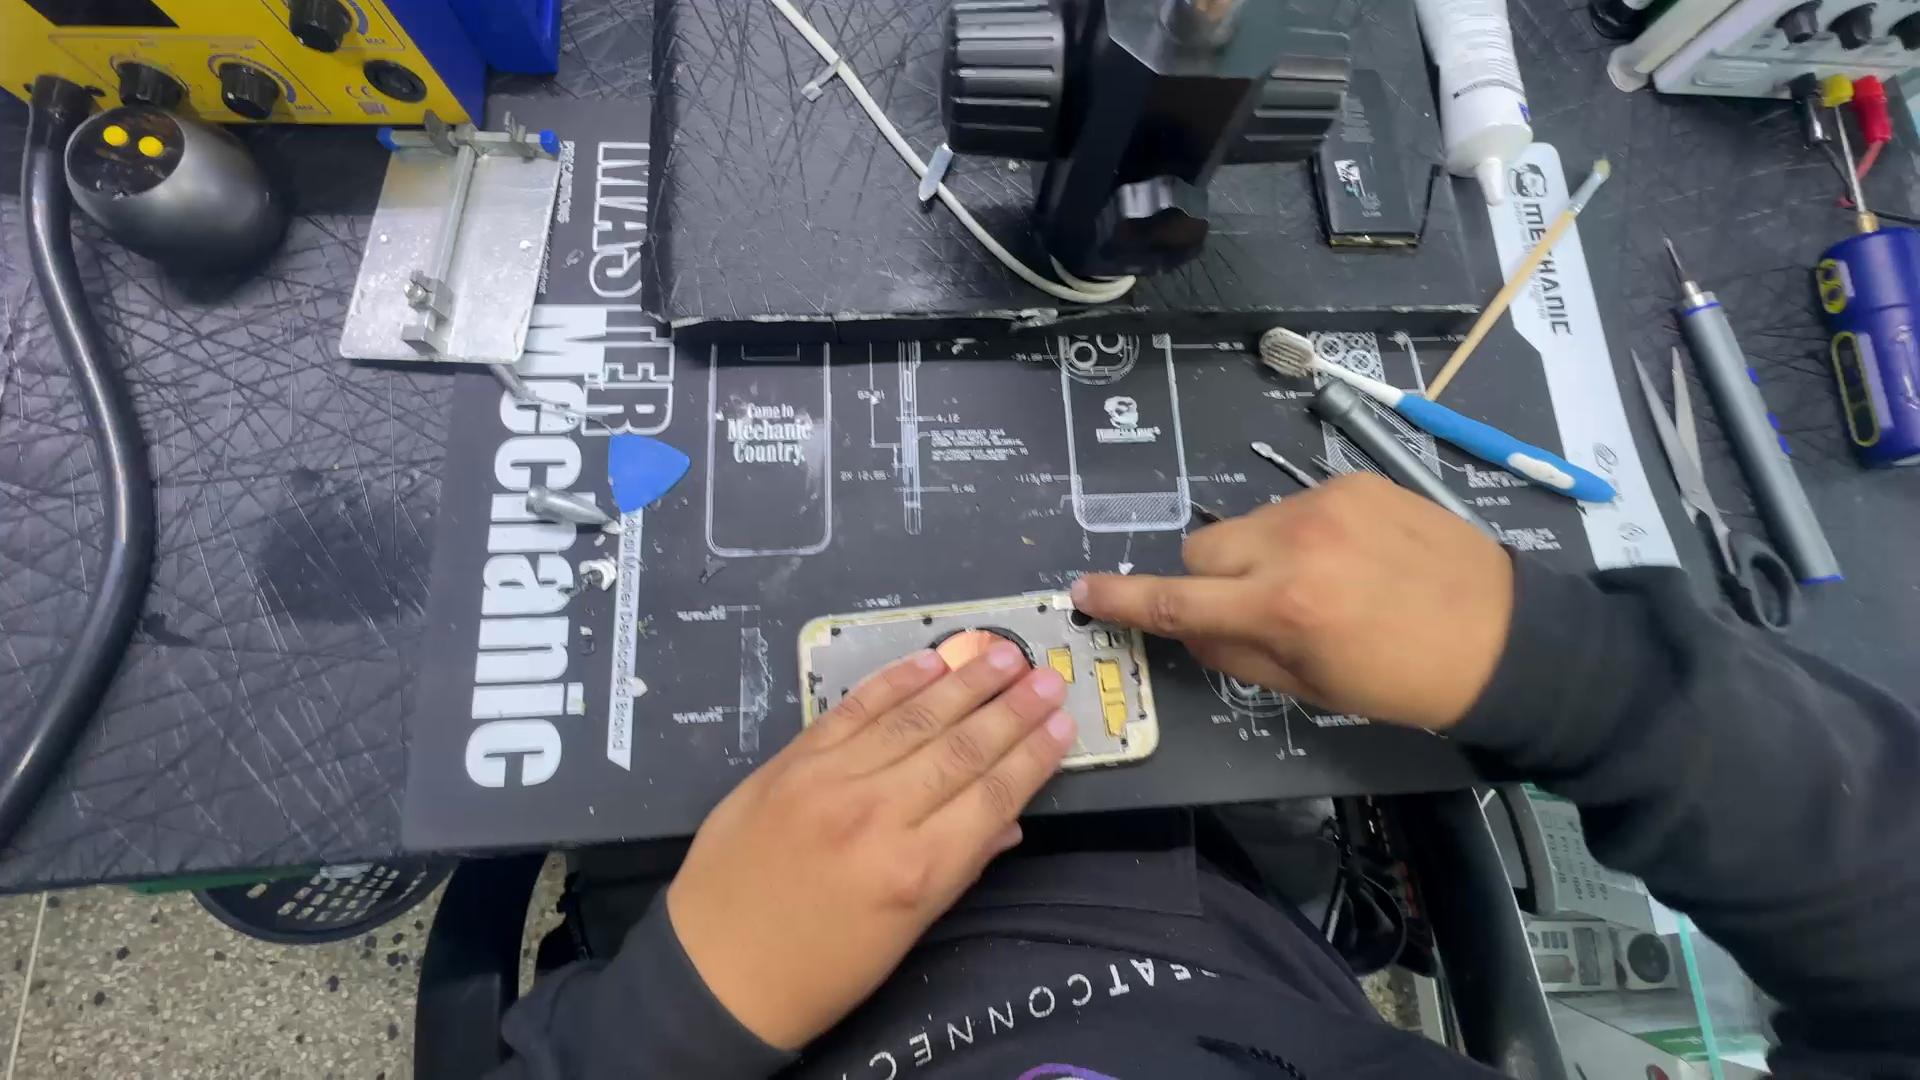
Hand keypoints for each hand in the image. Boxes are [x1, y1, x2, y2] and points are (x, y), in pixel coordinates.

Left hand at [665, 643, 1073, 1050]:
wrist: (712, 969)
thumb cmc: (819, 969)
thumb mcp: (904, 935)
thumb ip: (961, 867)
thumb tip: (1009, 819)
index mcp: (915, 871)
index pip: (993, 796)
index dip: (1034, 756)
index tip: (1064, 723)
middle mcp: (879, 813)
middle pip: (962, 748)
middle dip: (1013, 709)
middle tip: (1048, 676)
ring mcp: (832, 778)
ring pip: (915, 717)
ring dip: (966, 682)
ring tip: (1004, 654)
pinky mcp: (795, 758)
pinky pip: (855, 707)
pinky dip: (896, 680)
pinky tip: (931, 661)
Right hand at [1072, 473, 1512, 730]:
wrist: (1509, 636)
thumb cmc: (1402, 680)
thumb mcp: (1307, 686)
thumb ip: (1230, 652)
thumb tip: (1183, 624)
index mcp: (1283, 608)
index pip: (1176, 602)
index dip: (1122, 599)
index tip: (1082, 591)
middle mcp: (1293, 544)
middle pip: (1197, 550)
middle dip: (1208, 580)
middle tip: (1252, 604)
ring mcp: (1322, 502)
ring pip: (1238, 526)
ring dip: (1252, 554)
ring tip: (1313, 577)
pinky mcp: (1349, 480)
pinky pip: (1286, 506)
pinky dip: (1294, 533)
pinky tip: (1344, 553)